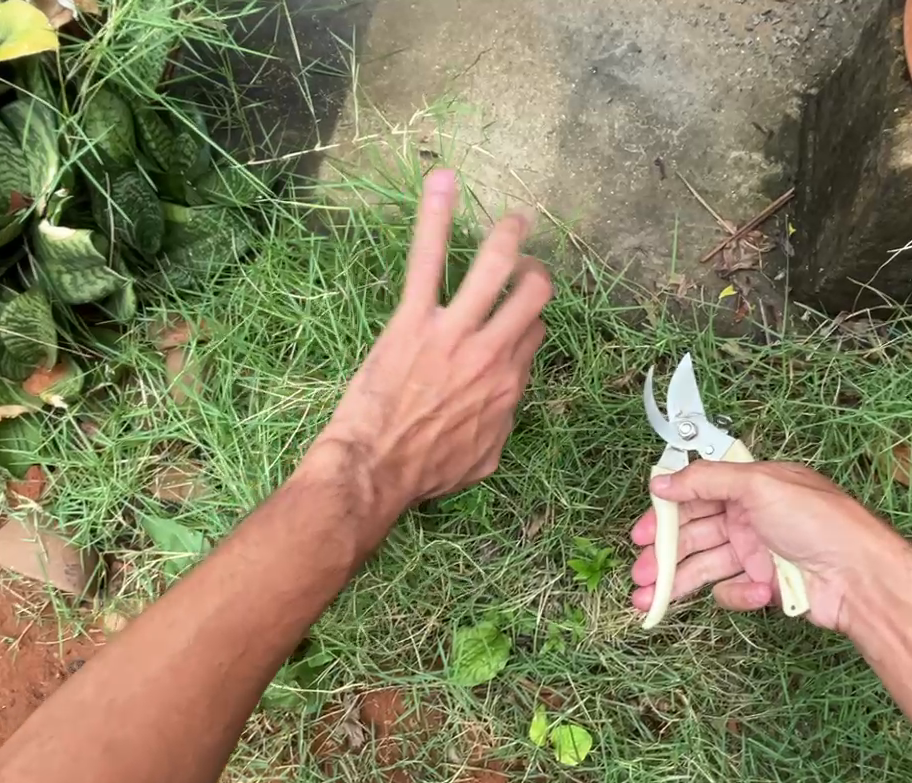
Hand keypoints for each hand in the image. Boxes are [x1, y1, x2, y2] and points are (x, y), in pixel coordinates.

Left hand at [313, 169, 553, 512]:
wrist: (377, 468)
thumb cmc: (426, 472)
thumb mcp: (483, 459)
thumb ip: (502, 421)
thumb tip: (506, 399)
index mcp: (508, 385)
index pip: (534, 333)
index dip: (528, 323)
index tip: (514, 322)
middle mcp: (492, 352)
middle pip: (532, 295)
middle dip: (534, 273)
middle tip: (523, 264)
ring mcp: (454, 332)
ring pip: (495, 267)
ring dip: (509, 236)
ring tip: (514, 219)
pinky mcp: (413, 320)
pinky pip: (428, 260)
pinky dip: (435, 218)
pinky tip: (442, 182)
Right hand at [629, 459, 911, 632]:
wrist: (862, 579)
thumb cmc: (821, 523)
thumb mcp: (759, 486)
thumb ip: (705, 481)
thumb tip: (662, 480)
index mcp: (751, 487)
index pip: (696, 496)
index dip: (665, 514)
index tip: (640, 533)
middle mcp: (751, 518)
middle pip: (694, 535)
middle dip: (664, 555)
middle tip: (640, 573)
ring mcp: (758, 552)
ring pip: (705, 566)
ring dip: (677, 582)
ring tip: (648, 601)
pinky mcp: (766, 584)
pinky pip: (734, 589)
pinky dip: (736, 594)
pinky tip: (754, 594)